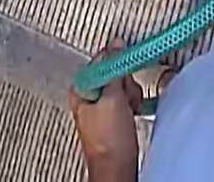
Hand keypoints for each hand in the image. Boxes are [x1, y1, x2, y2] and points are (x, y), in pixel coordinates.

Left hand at [69, 39, 140, 181]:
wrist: (118, 170)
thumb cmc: (110, 141)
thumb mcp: (114, 96)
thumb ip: (115, 68)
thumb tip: (117, 44)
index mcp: (80, 89)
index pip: (100, 59)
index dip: (115, 62)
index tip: (125, 65)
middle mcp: (87, 96)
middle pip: (111, 71)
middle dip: (124, 80)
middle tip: (126, 93)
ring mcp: (100, 107)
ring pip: (120, 84)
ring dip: (129, 91)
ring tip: (130, 105)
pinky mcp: (111, 116)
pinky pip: (124, 97)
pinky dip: (131, 101)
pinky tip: (132, 110)